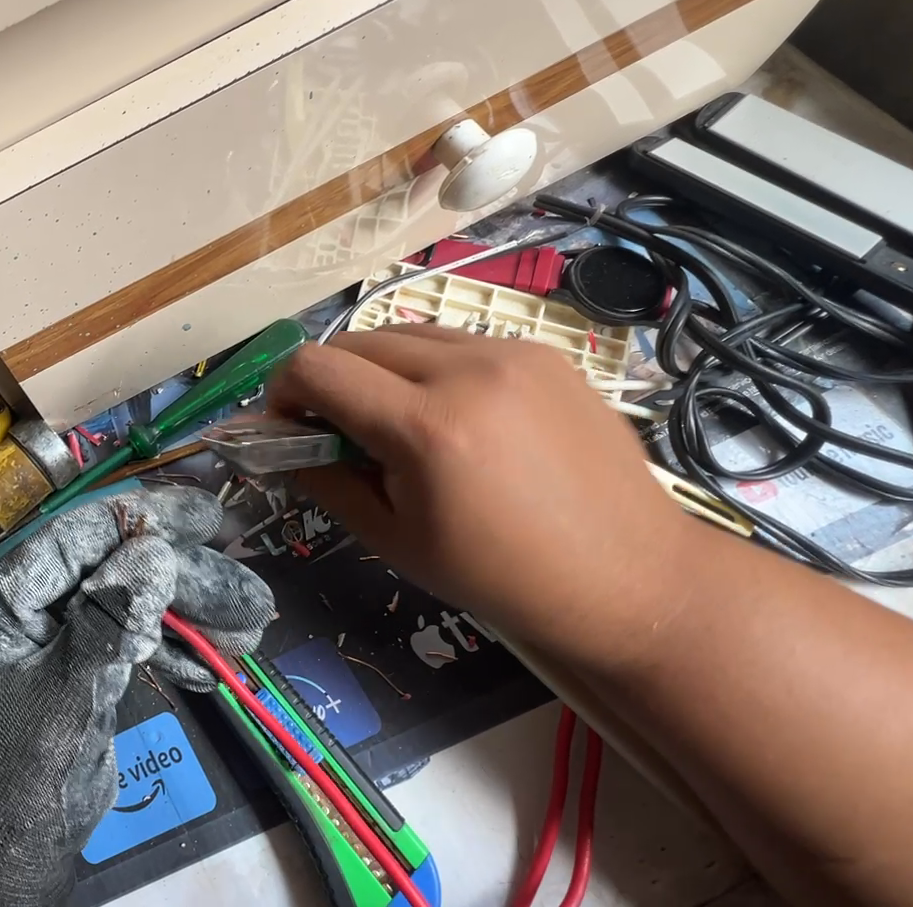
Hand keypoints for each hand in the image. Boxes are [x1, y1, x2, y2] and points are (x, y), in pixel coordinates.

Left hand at [0, 487, 273, 906]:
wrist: (12, 857)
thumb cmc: (21, 781)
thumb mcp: (66, 697)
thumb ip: (109, 623)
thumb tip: (155, 552)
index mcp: (0, 602)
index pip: (73, 538)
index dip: (139, 518)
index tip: (202, 514)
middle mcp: (28, 607)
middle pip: (113, 568)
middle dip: (183, 580)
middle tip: (248, 592)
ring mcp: (58, 634)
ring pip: (131, 602)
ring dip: (191, 616)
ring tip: (250, 628)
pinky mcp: (85, 662)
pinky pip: (133, 638)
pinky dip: (175, 649)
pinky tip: (211, 666)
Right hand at [268, 325, 691, 659]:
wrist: (631, 578)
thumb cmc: (499, 576)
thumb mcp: (392, 540)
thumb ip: (324, 481)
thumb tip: (282, 445)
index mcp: (426, 428)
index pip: (314, 367)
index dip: (281, 390)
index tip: (287, 423)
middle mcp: (468, 370)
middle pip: (353, 342)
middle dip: (327, 380)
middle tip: (337, 430)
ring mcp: (512, 353)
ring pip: (403, 334)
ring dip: (376, 369)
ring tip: (398, 422)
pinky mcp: (542, 353)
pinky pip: (454, 342)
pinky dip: (428, 368)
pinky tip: (453, 414)